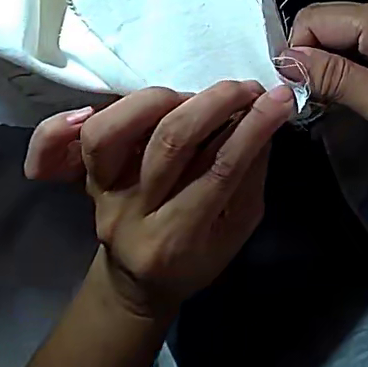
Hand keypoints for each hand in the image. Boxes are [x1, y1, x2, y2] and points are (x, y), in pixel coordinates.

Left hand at [28, 82, 295, 320]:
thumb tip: (263, 120)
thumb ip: (249, 177)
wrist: (135, 279)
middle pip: (171, 143)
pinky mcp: (87, 172)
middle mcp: (133, 215)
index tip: (280, 98)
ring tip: (202, 96)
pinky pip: (93, 131)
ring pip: (124, 129)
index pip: (220, 171)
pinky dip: (126, 105)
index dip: (253, 128)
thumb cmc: (196, 256)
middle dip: (215, 104)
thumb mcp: (236, 230)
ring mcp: (103, 191)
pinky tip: (161, 98)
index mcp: (178, 241)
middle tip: (247, 87)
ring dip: (172, 100)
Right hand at [287, 0, 367, 192]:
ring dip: (322, 71)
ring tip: (324, 106)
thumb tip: (284, 61)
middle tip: (309, 104)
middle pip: (323, 25)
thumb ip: (336, 79)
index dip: (298, 54)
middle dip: (308, 61)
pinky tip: (342, 100)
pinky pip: (351, 53)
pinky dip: (339, 75)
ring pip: (333, 40)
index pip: (317, 19)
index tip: (297, 95)